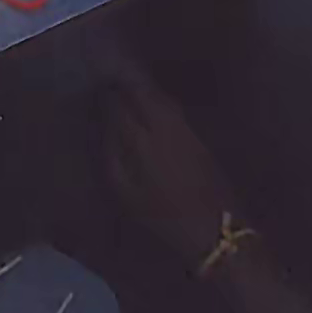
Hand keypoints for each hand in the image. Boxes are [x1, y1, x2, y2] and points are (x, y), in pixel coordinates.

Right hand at [103, 68, 239, 265]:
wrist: (218, 233)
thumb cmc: (165, 217)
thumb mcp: (126, 193)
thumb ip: (111, 157)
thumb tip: (102, 129)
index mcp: (141, 140)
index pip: (118, 105)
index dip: (104, 95)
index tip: (93, 88)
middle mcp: (163, 127)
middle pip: (141, 92)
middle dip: (123, 82)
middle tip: (108, 79)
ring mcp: (184, 130)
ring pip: (159, 97)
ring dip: (142, 88)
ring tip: (127, 86)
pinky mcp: (198, 137)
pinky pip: (172, 108)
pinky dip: (157, 99)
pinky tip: (150, 103)